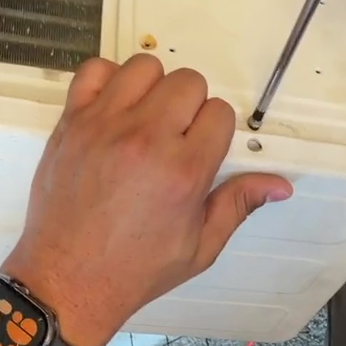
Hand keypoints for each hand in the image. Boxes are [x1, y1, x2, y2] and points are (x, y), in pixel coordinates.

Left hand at [1, 54, 292, 345]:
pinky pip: (94, 70)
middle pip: (188, 82)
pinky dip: (108, 81)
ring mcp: (104, 127)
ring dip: (153, 88)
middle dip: (190, 107)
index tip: (201, 148)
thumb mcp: (199, 247)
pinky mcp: (71, 124)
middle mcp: (145, 140)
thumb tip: (278, 185)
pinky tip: (114, 109)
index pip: (220, 113)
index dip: (215, 130)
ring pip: (145, 66)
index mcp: (183, 171)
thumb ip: (238, 205)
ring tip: (146, 119)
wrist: (67, 279)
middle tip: (176, 136)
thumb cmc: (131, 269)